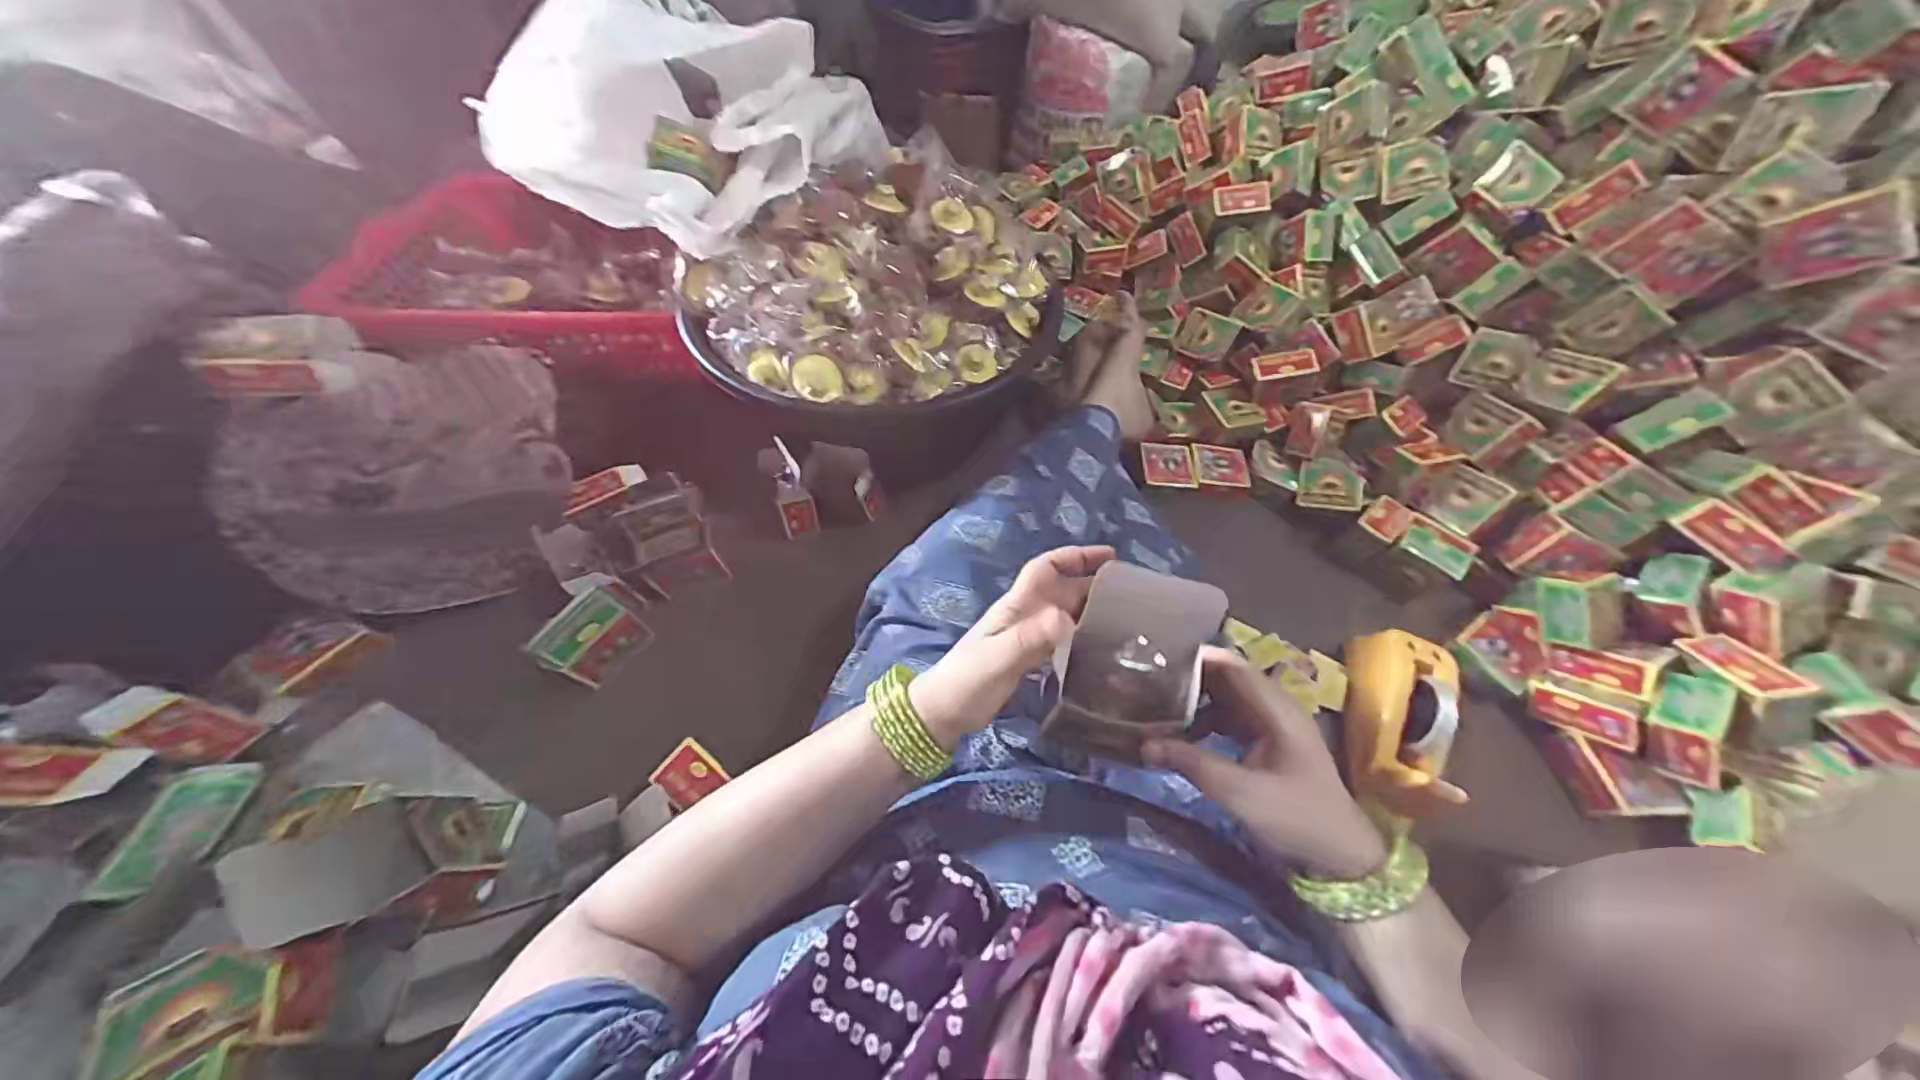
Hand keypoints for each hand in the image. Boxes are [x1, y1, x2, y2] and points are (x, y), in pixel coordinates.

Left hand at [909, 545, 1114, 747]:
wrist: (942, 712)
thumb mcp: (998, 658)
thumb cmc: (966, 681)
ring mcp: (1024, 638)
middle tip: (1131, 594)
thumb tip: (1067, 617)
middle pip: (1061, 590)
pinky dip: (1080, 636)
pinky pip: (1060, 639)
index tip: (1108, 556)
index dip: (1074, 556)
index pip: (1045, 569)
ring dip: (1089, 610)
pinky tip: (1098, 649)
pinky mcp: (1026, 660)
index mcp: (1015, 608)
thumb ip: (1029, 638)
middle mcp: (1023, 617)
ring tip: (1123, 620)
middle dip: (1091, 584)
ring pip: (1063, 614)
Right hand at [1143, 647, 1387, 878]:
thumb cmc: (1298, 819)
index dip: (1197, 658)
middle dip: (1190, 677)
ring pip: (1228, 698)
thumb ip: (1193, 764)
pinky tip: (1182, 734)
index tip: (1160, 659)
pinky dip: (1206, 720)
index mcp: (1278, 711)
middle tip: (1150, 681)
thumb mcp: (1241, 794)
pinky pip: (1231, 718)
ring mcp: (1275, 725)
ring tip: (1159, 704)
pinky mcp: (1270, 742)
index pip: (1233, 666)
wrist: (1342, 858)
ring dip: (1196, 700)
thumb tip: (1145, 744)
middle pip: (1228, 678)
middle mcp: (1277, 709)